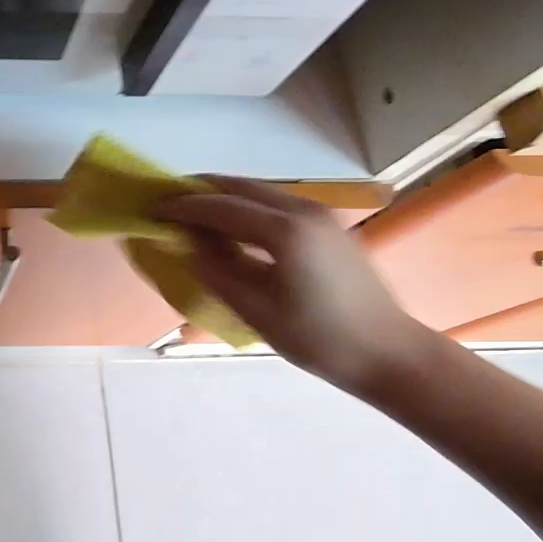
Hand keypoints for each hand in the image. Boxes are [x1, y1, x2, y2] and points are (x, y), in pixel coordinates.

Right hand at [154, 176, 432, 394]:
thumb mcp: (257, 311)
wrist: (391, 354)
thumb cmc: (321, 340)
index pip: (220, 206)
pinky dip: (246, 206)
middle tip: (168, 202)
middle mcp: (302, 210)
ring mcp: (319, 214)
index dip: (182, 207)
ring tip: (193, 212)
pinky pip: (275, 202)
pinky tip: (232, 225)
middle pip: (239, 186)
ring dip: (224, 196)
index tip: (150, 210)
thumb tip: (189, 244)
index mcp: (284, 231)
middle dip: (200, 191)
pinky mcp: (327, 225)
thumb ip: (217, 270)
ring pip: (259, 191)